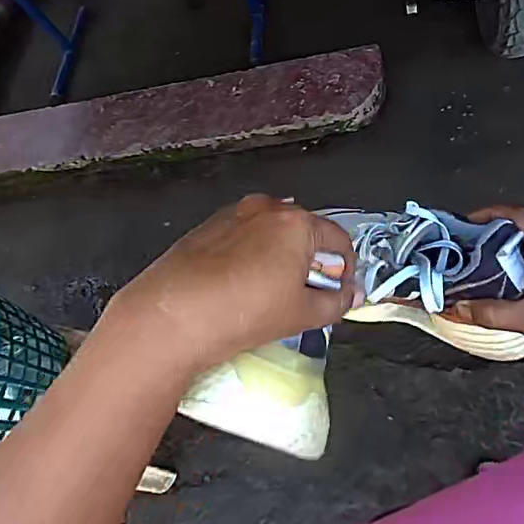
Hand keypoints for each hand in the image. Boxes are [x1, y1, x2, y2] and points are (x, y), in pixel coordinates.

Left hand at [97, 195, 356, 376]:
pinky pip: (242, 236)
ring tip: (271, 292)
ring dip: (279, 255)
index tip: (340, 289)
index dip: (345, 268)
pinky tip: (240, 284)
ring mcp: (233, 214)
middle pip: (303, 231)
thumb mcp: (302, 314)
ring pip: (270, 232)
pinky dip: (250, 254)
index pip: (338, 240)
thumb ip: (336, 302)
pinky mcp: (207, 227)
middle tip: (308, 293)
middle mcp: (265, 209)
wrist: (175, 314)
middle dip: (312, 260)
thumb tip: (349, 295)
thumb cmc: (243, 311)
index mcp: (296, 224)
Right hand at [443, 206, 523, 378]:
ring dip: (505, 252)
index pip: (521, 217)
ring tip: (477, 263)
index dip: (491, 214)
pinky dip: (519, 266)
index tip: (467, 222)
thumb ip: (488, 311)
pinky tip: (502, 282)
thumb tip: (454, 308)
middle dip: (493, 235)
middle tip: (467, 247)